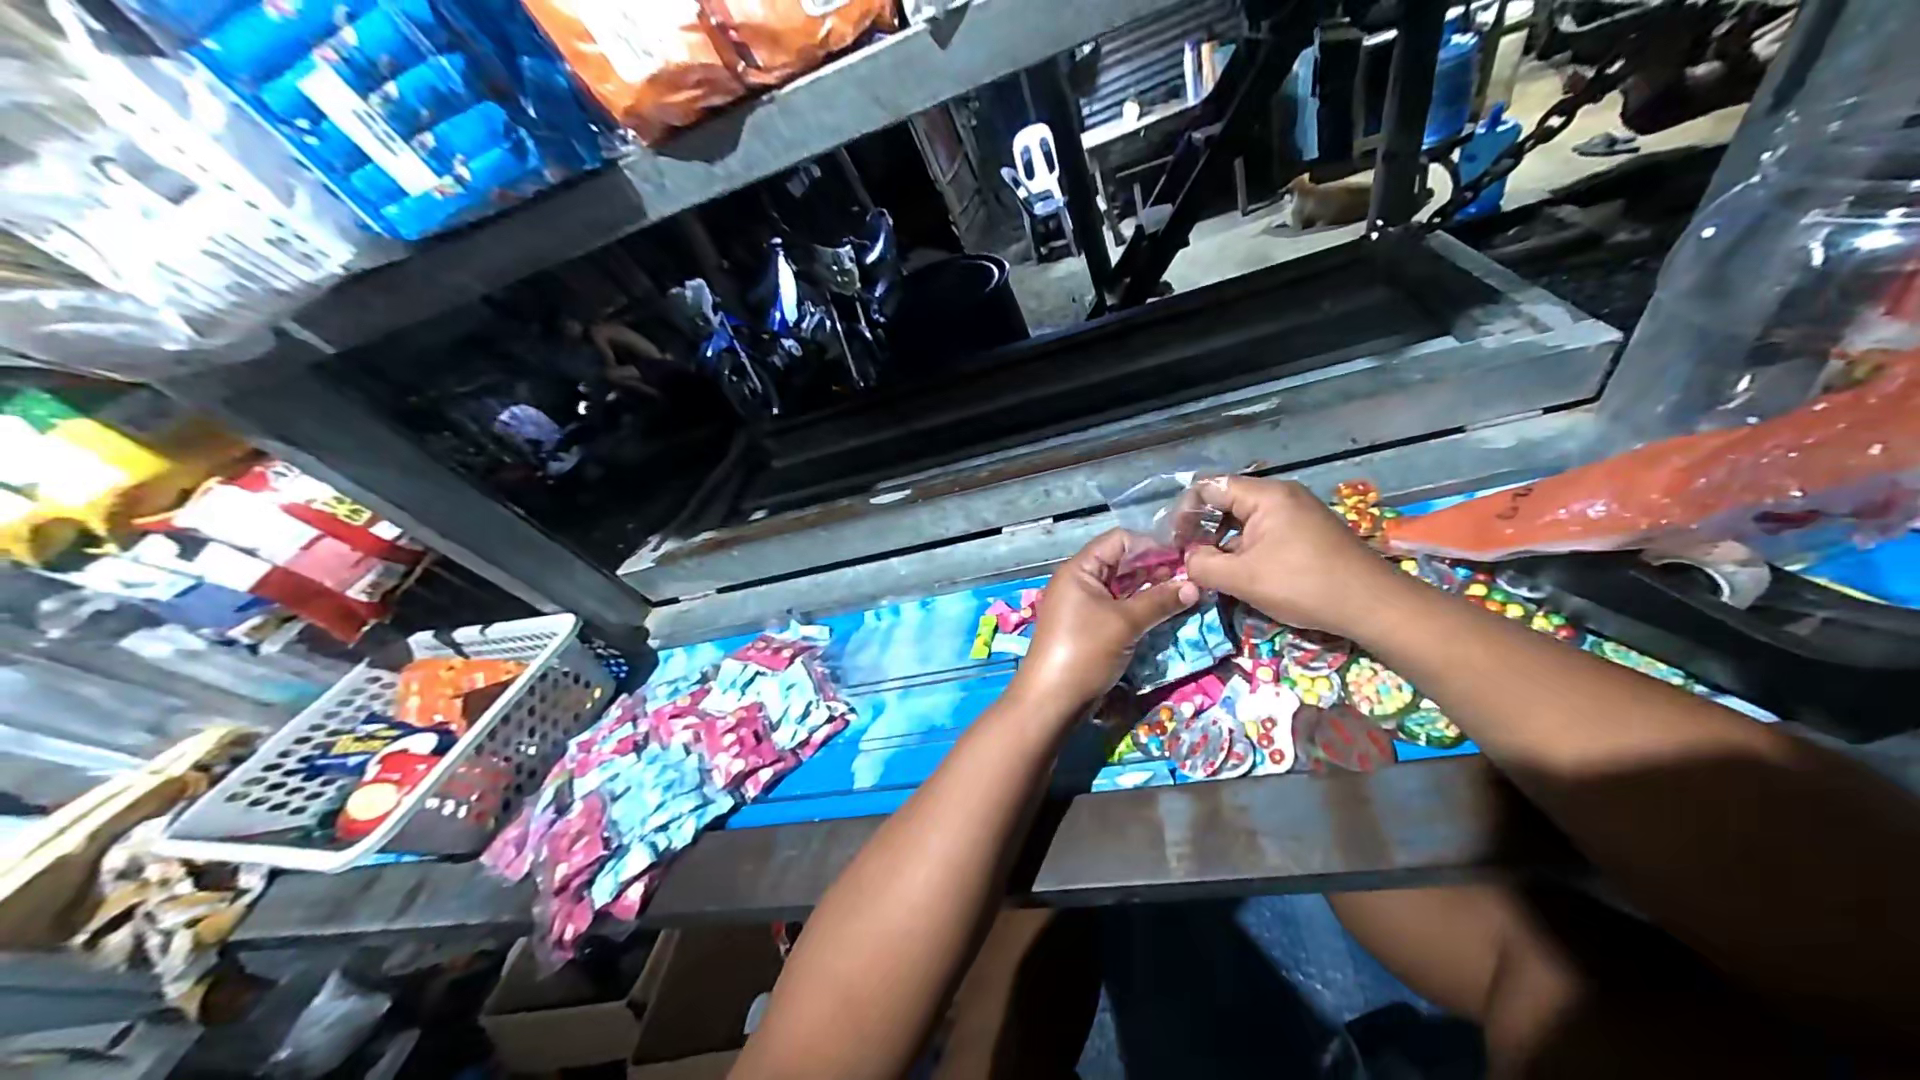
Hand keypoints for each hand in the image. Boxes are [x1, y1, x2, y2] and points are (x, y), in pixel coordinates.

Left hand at [1011, 530, 1198, 712]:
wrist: (1052, 700)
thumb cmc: (1084, 651)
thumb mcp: (1125, 623)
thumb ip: (1160, 601)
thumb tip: (1195, 586)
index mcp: (1080, 569)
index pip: (1119, 540)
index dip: (1151, 545)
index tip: (1183, 558)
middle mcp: (1080, 581)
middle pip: (1122, 562)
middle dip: (1155, 568)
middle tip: (1190, 577)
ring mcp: (1084, 605)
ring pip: (1123, 586)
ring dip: (1151, 589)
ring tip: (1184, 594)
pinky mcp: (1089, 626)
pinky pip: (1118, 607)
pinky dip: (1140, 607)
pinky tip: (1164, 612)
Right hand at [1184, 477, 1405, 637]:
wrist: (1373, 605)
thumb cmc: (1303, 585)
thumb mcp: (1242, 579)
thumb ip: (1203, 565)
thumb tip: (1187, 559)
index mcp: (1266, 496)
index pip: (1210, 488)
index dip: (1185, 512)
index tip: (1175, 542)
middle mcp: (1283, 496)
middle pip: (1227, 502)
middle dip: (1203, 529)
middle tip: (1190, 558)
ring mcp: (1299, 513)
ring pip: (1246, 520)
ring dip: (1224, 542)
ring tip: (1213, 569)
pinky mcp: (1309, 532)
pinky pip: (1266, 531)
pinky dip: (1247, 548)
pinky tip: (1243, 573)